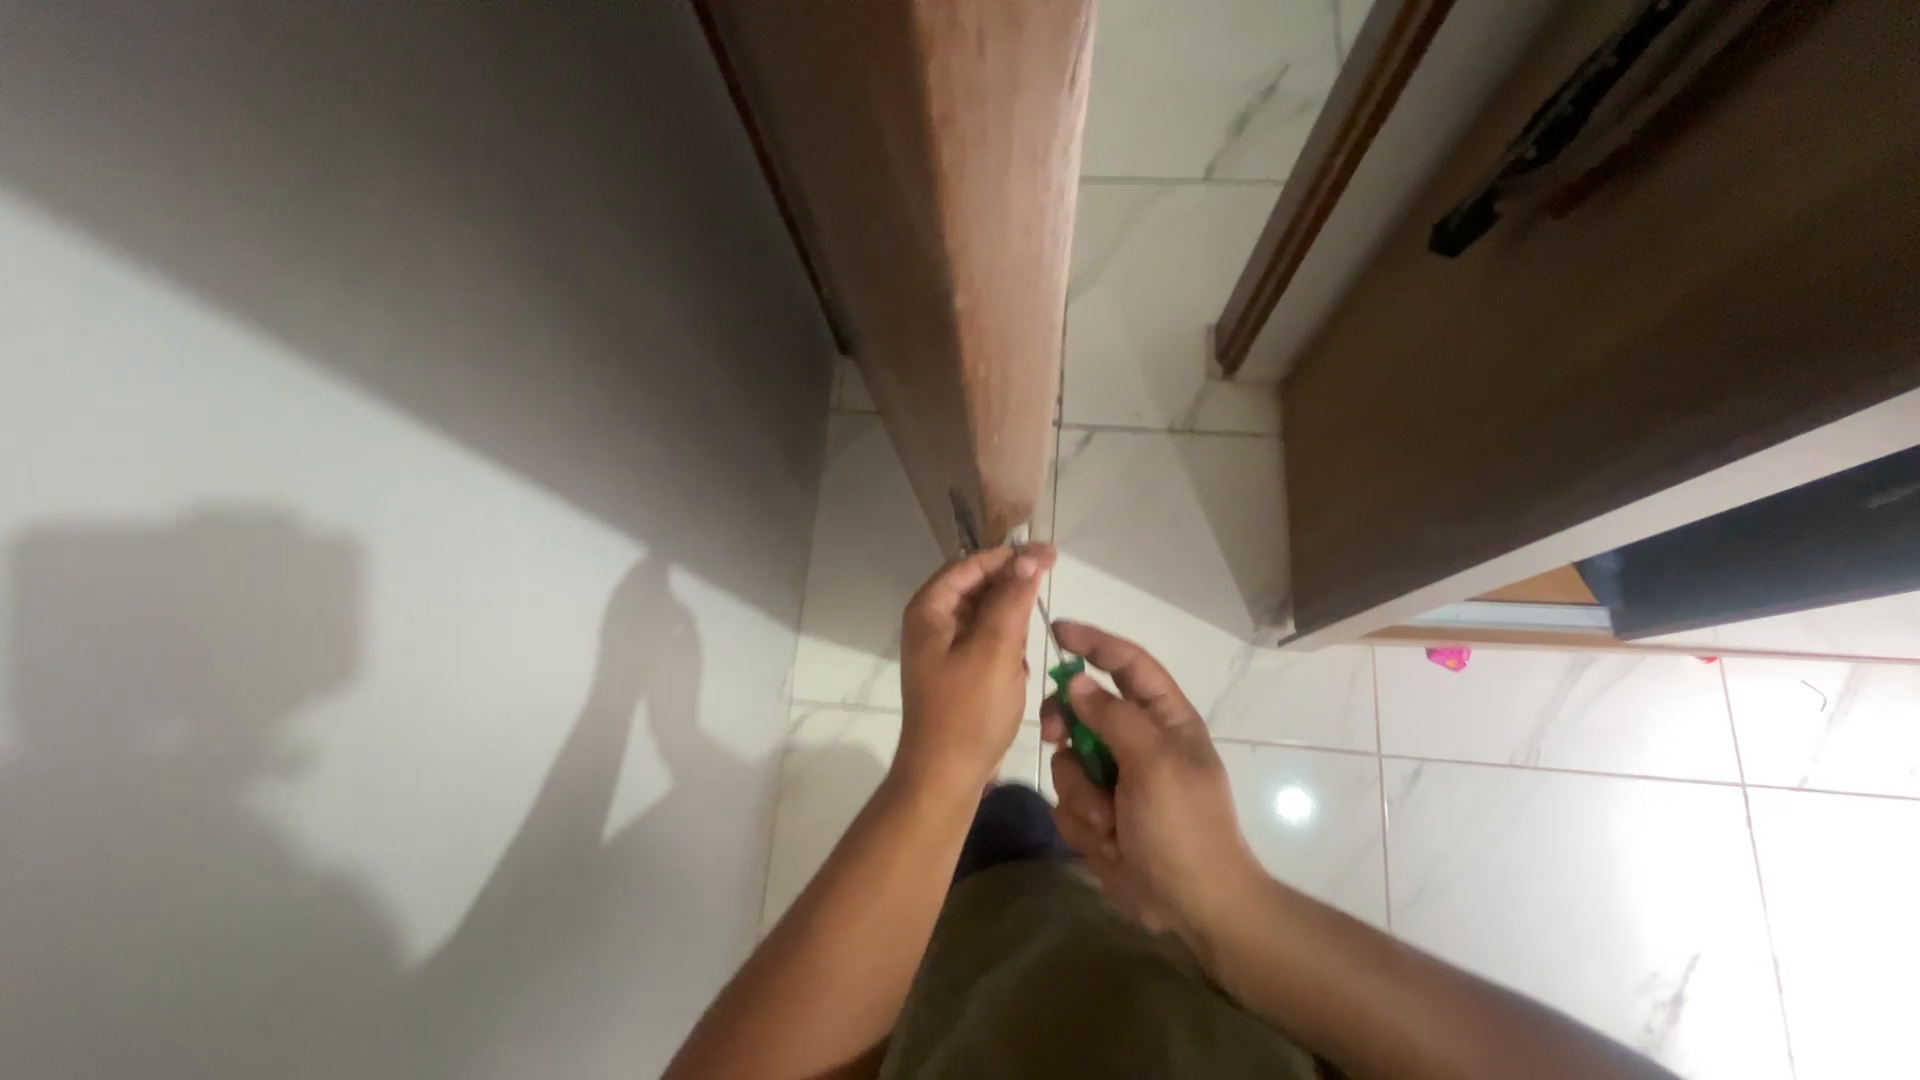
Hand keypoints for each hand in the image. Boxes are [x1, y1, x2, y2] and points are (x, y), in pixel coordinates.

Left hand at [895, 543, 1055, 795]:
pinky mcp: (959, 673)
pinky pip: (989, 645)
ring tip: (1023, 648)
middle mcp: (932, 624)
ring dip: (1011, 624)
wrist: (946, 776)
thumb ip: (1011, 599)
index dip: (1010, 556)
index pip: (971, 564)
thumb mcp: (995, 649)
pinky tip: (1018, 669)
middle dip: (1013, 591)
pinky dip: (1008, 649)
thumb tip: (1027, 559)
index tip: (1050, 555)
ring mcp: (944, 650)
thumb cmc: (968, 710)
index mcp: (930, 610)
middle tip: (1050, 591)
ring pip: (988, 617)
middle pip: (979, 588)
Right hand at [1041, 621, 1266, 943]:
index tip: (1057, 629)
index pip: (1127, 664)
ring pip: (1067, 761)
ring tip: (1112, 823)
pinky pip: (1066, 802)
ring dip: (1083, 794)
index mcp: (1164, 720)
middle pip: (1082, 709)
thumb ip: (1113, 717)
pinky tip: (1109, 843)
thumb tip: (1076, 681)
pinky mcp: (1098, 814)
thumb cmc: (1184, 826)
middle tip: (1056, 737)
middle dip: (1067, 726)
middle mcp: (1137, 742)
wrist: (1191, 906)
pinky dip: (1082, 823)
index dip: (1094, 643)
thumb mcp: (1154, 763)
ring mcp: (1115, 780)